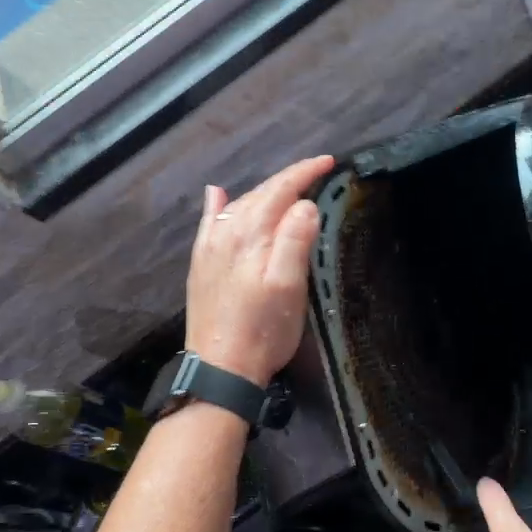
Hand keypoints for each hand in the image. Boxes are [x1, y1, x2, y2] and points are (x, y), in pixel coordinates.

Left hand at [185, 155, 335, 384]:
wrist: (221, 370)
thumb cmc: (263, 330)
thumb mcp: (289, 287)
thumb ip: (295, 241)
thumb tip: (304, 204)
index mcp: (251, 234)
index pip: (281, 190)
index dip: (305, 172)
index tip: (329, 162)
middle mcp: (226, 233)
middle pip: (260, 194)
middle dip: (288, 179)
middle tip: (316, 172)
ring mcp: (210, 248)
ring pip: (240, 206)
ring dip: (264, 192)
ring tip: (287, 188)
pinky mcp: (202, 265)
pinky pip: (210, 222)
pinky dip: (218, 205)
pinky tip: (217, 195)